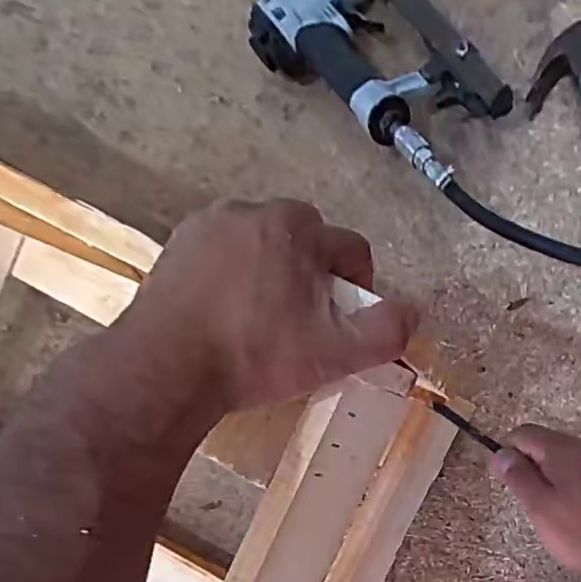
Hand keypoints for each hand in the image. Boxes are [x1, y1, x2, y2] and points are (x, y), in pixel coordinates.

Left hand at [114, 199, 418, 417]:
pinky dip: (241, 275)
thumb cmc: (258, 357)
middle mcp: (250, 213)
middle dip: (318, 276)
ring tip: (270, 321)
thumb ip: (388, 330)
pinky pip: (229, 252)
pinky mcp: (177, 246)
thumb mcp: (338, 353)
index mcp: (294, 230)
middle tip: (309, 323)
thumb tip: (414, 311)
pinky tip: (234, 315)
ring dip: (280, 273)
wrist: (166, 369)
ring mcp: (208, 226)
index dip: (360, 290)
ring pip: (268, 245)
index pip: (353, 249)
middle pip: (310, 241)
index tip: (343, 324)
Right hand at [492, 426, 580, 581]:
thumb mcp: (540, 507)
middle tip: (527, 501)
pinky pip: (577, 471)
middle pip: (542, 443)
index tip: (506, 483)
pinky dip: (564, 484)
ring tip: (546, 509)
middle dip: (527, 466)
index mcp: (563, 450)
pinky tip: (567, 510)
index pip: (523, 433)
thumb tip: (500, 454)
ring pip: (559, 458)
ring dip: (545, 477)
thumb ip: (518, 477)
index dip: (507, 453)